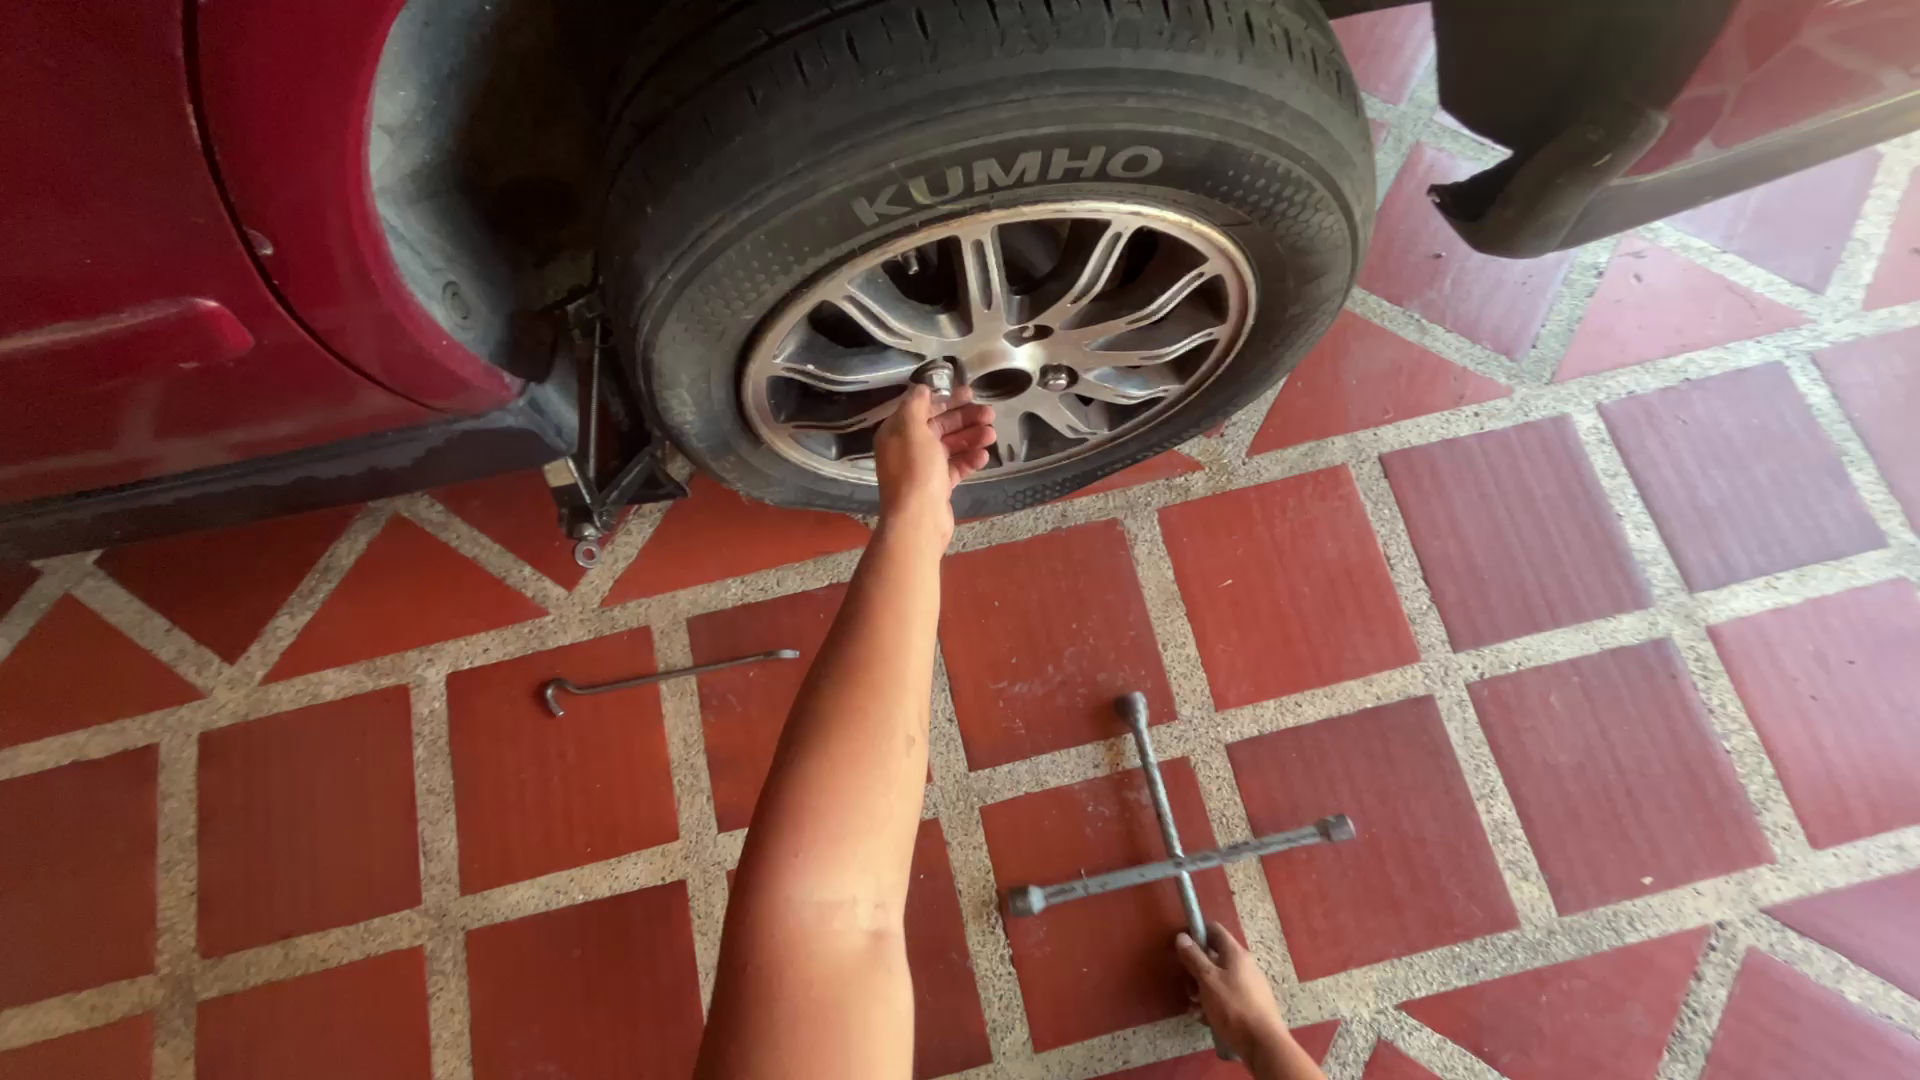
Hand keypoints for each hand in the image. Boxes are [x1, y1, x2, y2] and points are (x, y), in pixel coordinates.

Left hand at [872, 384, 994, 542]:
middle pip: (940, 426)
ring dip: (972, 437)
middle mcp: (908, 447)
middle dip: (965, 418)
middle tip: (990, 414)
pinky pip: (956, 466)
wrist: (918, 519)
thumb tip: (923, 388)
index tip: (971, 393)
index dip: (946, 399)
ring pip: (951, 446)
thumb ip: (916, 404)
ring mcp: (924, 468)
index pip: (923, 408)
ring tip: (992, 435)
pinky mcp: (938, 486)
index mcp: (897, 432)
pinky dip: (970, 459)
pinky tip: (984, 457)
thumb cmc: (915, 470)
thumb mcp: (912, 429)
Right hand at [1175, 923, 1297, 1067]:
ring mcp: (1249, 986)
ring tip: (1194, 1008)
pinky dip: (1213, 1003)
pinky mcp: (1250, 1005)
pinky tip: (1204, 1018)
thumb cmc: (1233, 1007)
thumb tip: (1182, 936)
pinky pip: (1226, 997)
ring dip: (1201, 990)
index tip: (1181, 944)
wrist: (1264, 1046)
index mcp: (1235, 953)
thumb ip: (1193, 957)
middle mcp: (1244, 965)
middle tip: (1187, 986)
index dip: (1196, 932)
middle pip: (1213, 957)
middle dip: (1196, 970)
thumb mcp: (1208, 980)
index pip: (1214, 930)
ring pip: (1218, 980)